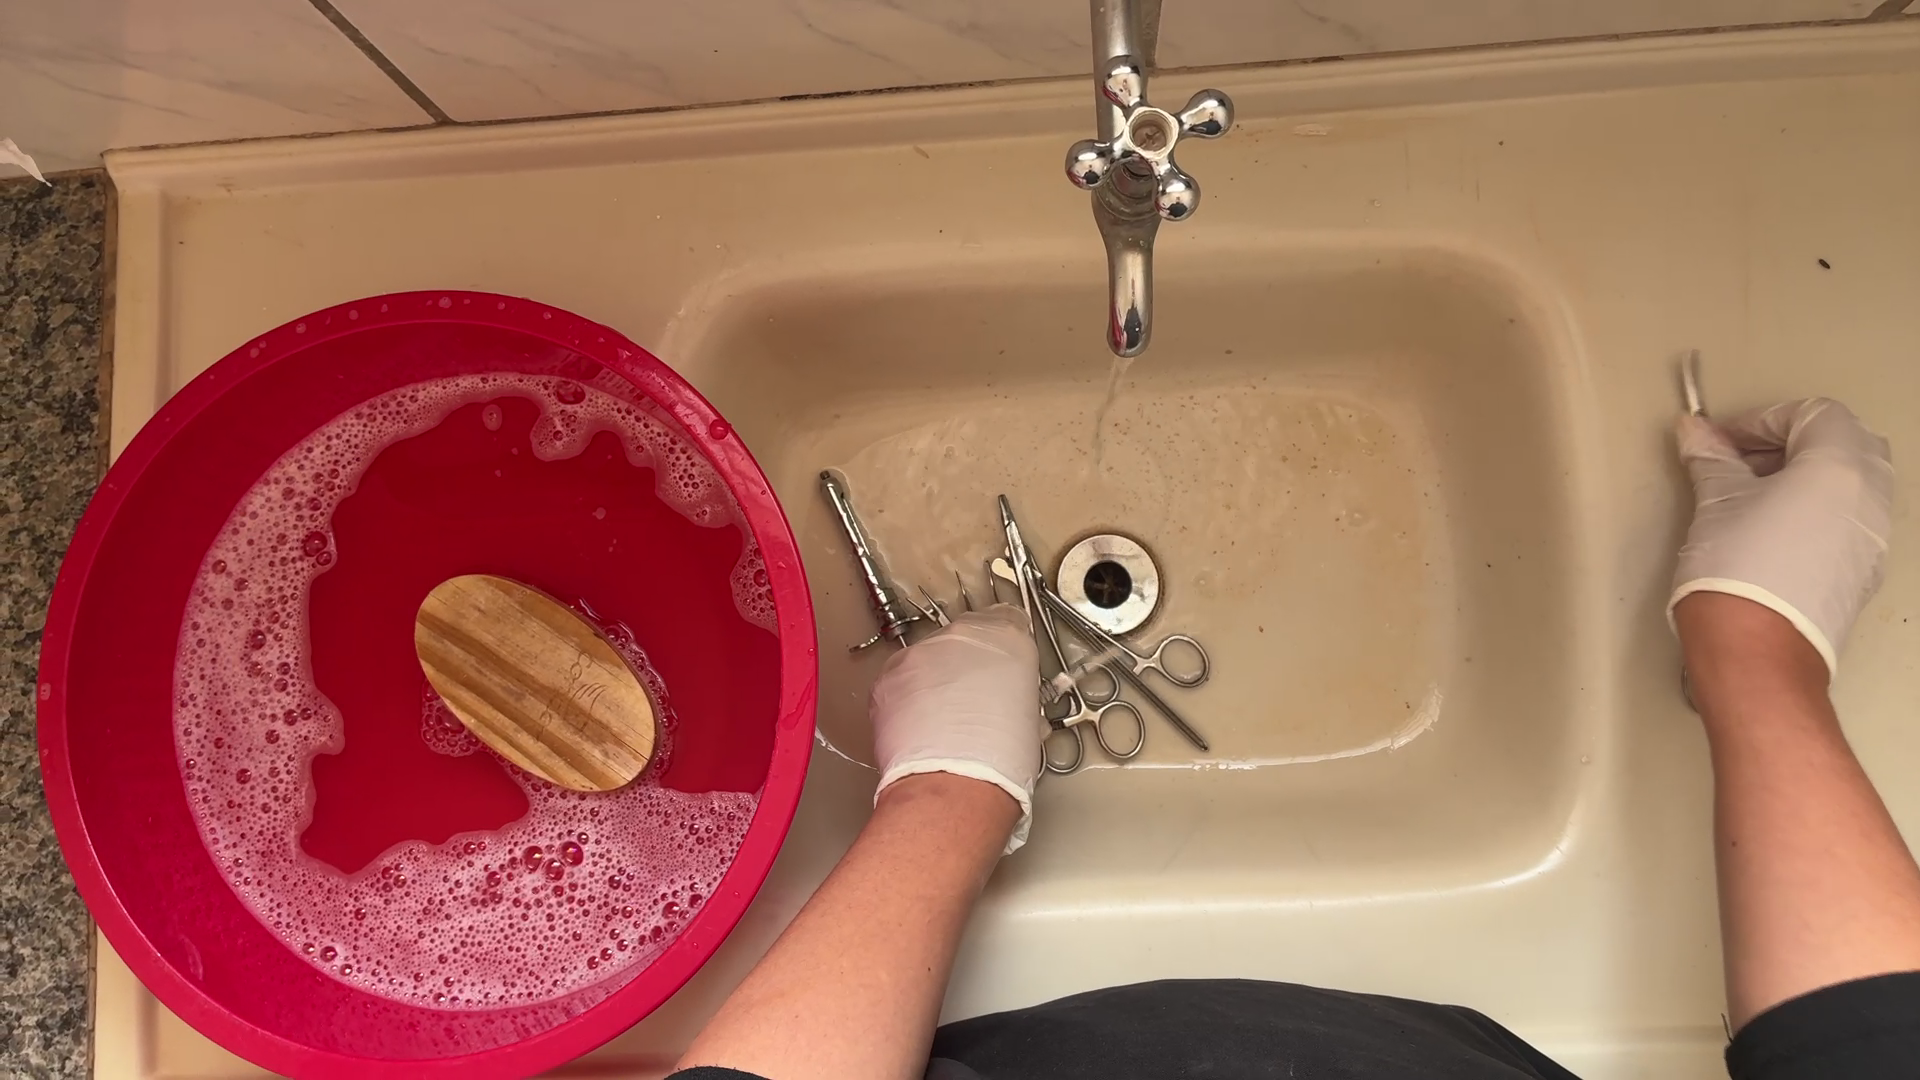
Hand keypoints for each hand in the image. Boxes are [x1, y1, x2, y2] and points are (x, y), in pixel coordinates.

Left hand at [869, 605, 1042, 853]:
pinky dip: (905, 698)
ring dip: (932, 681)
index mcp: (1008, 638)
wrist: (955, 782)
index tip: (999, 664)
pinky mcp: (889, 674)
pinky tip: (916, 727)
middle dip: (965, 665)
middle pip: (964, 638)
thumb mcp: (1029, 716)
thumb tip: (1005, 698)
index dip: (1003, 647)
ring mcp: (922, 651)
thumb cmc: (1001, 760)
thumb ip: (1014, 689)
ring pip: (927, 658)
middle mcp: (964, 634)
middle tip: (970, 701)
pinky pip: (898, 680)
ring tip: (940, 721)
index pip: (1008, 622)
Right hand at [1671, 398, 1893, 677]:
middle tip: (1732, 462)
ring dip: (1798, 474)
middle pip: (1842, 443)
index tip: (1718, 440)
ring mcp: (1875, 531)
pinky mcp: (1864, 562)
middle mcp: (1872, 494)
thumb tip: (1695, 429)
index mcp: (1841, 468)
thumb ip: (1709, 460)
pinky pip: (1846, 514)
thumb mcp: (1713, 503)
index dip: (1762, 419)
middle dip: (1786, 443)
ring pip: (1849, 479)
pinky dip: (1810, 505)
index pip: (1816, 415)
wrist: (1757, 640)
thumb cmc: (1736, 563)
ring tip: (1744, 496)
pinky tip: (1764, 529)